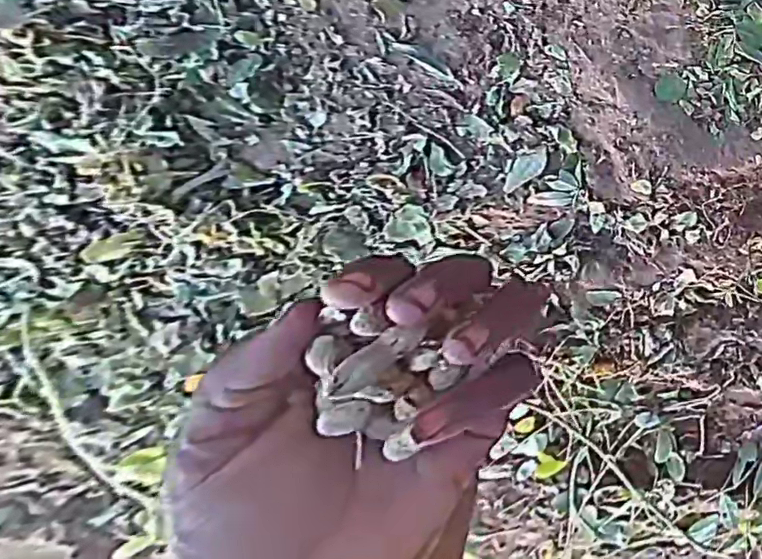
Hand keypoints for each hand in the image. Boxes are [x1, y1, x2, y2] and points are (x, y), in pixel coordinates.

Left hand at [166, 256, 547, 558]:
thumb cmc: (247, 515)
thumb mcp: (215, 442)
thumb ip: (244, 372)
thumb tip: (307, 308)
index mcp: (361, 337)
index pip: (389, 278)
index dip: (378, 275)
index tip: (347, 295)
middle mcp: (421, 344)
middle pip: (467, 277)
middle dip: (447, 281)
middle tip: (409, 311)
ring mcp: (462, 375)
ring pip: (517, 309)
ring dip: (495, 317)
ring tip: (456, 351)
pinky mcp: (490, 414)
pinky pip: (513, 379)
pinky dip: (481, 396)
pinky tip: (426, 431)